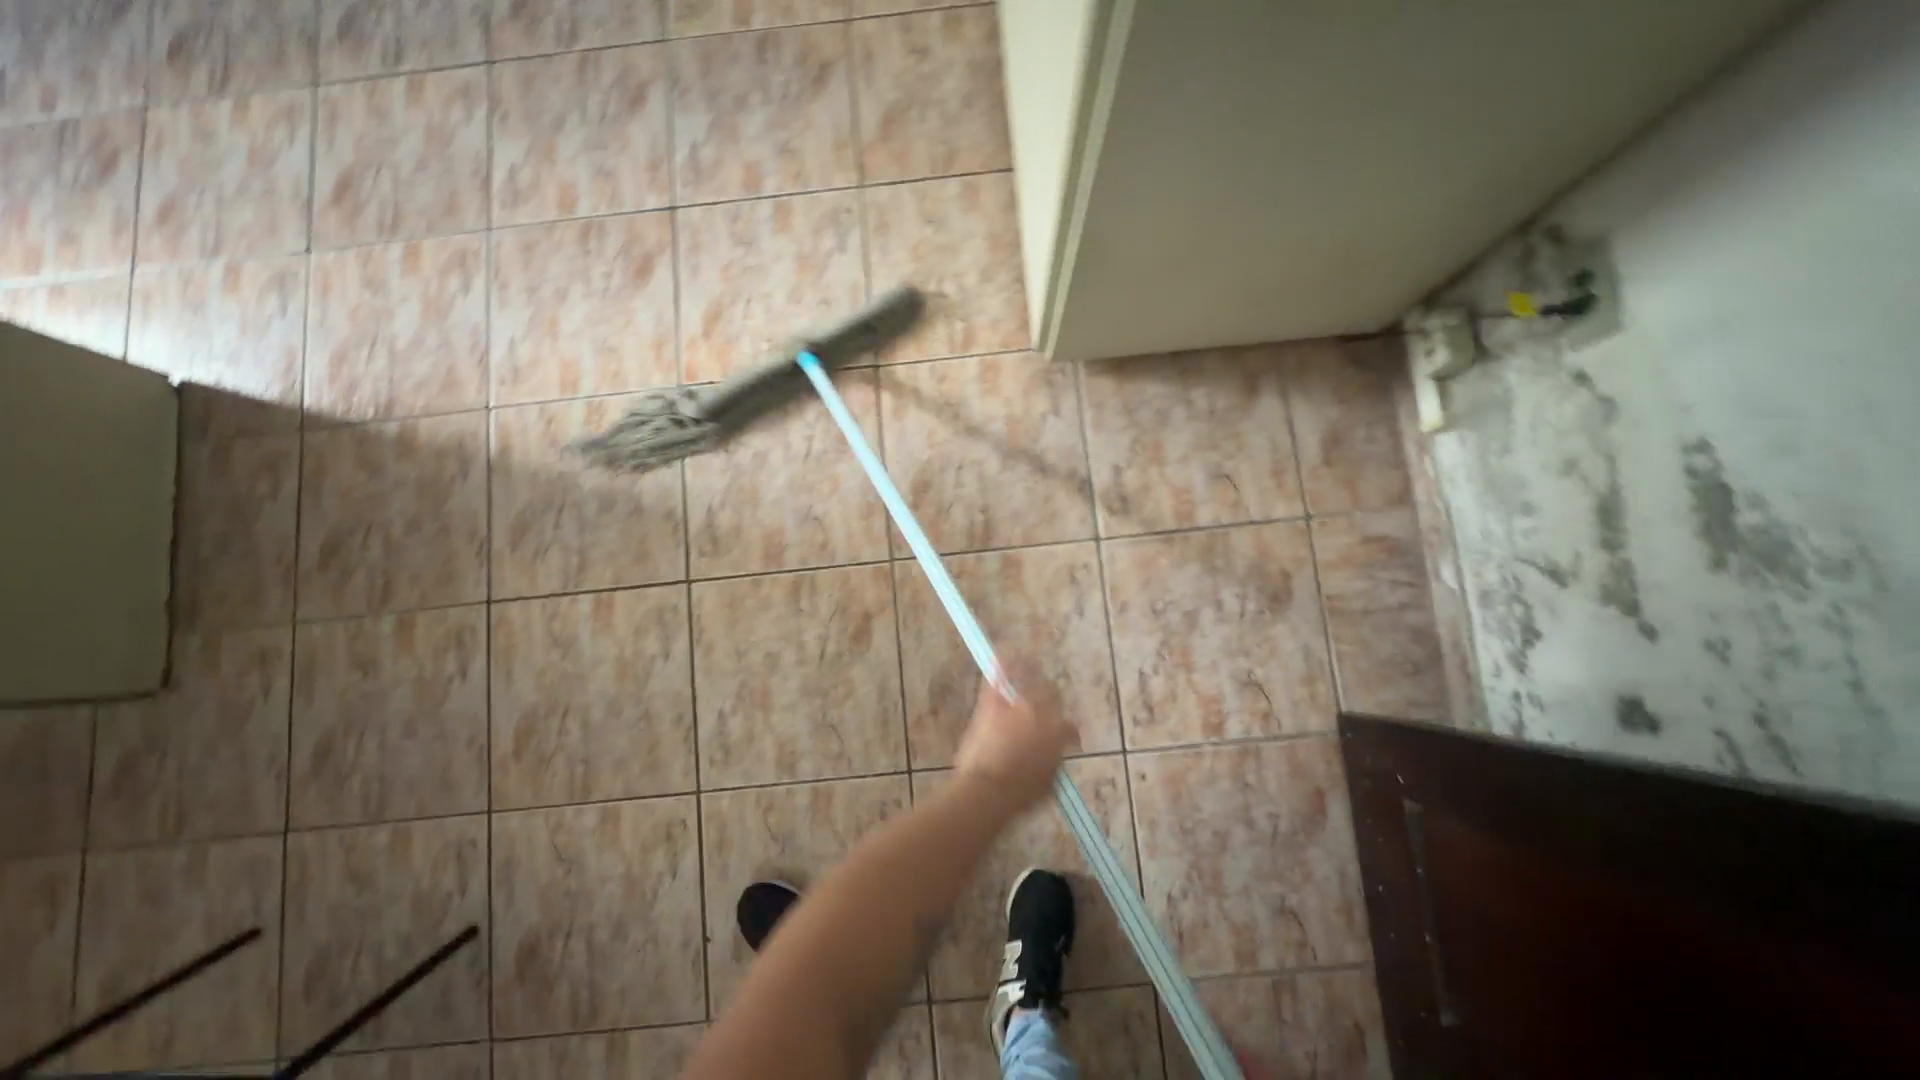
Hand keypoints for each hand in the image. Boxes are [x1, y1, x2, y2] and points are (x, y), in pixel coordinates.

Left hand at [953, 661, 1077, 810]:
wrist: (987, 790)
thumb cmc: (1021, 795)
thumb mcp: (1049, 784)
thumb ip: (1054, 764)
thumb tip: (1053, 759)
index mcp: (1059, 734)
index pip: (1070, 728)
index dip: (1066, 734)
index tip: (1063, 741)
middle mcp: (1043, 713)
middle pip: (1050, 699)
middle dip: (1048, 704)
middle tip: (1039, 713)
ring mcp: (1017, 704)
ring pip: (1028, 685)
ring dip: (1028, 682)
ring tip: (1026, 672)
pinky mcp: (993, 702)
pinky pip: (999, 676)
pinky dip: (1001, 665)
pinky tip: (1000, 654)